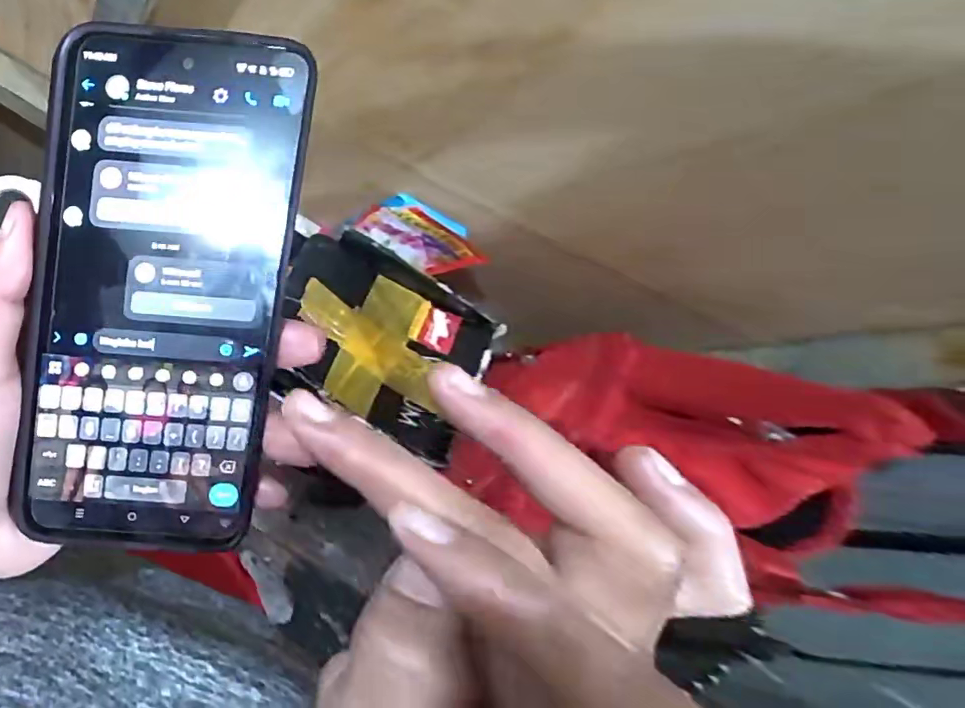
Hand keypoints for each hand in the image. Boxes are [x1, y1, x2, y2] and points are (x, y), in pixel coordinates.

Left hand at [0, 201, 325, 579]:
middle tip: (303, 343)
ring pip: (205, 406)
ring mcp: (126, 422)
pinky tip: (274, 484)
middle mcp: (111, 367)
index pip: (149, 295)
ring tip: (309, 424)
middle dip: (253, 344)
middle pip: (193, 349)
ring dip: (260, 411)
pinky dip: (234, 473)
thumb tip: (23, 208)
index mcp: (79, 330)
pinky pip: (192, 466)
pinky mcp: (132, 472)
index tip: (256, 270)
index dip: (201, 282)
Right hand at [276, 363, 748, 707]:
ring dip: (540, 452)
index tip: (400, 520)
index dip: (484, 576)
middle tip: (371, 413)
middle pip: (572, 558)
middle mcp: (616, 668)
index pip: (556, 638)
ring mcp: (626, 644)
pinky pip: (691, 581)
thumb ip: (400, 655)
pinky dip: (671, 514)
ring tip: (459, 392)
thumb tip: (415, 540)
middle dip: (464, 477)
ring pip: (639, 545)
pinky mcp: (612, 624)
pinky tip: (634, 459)